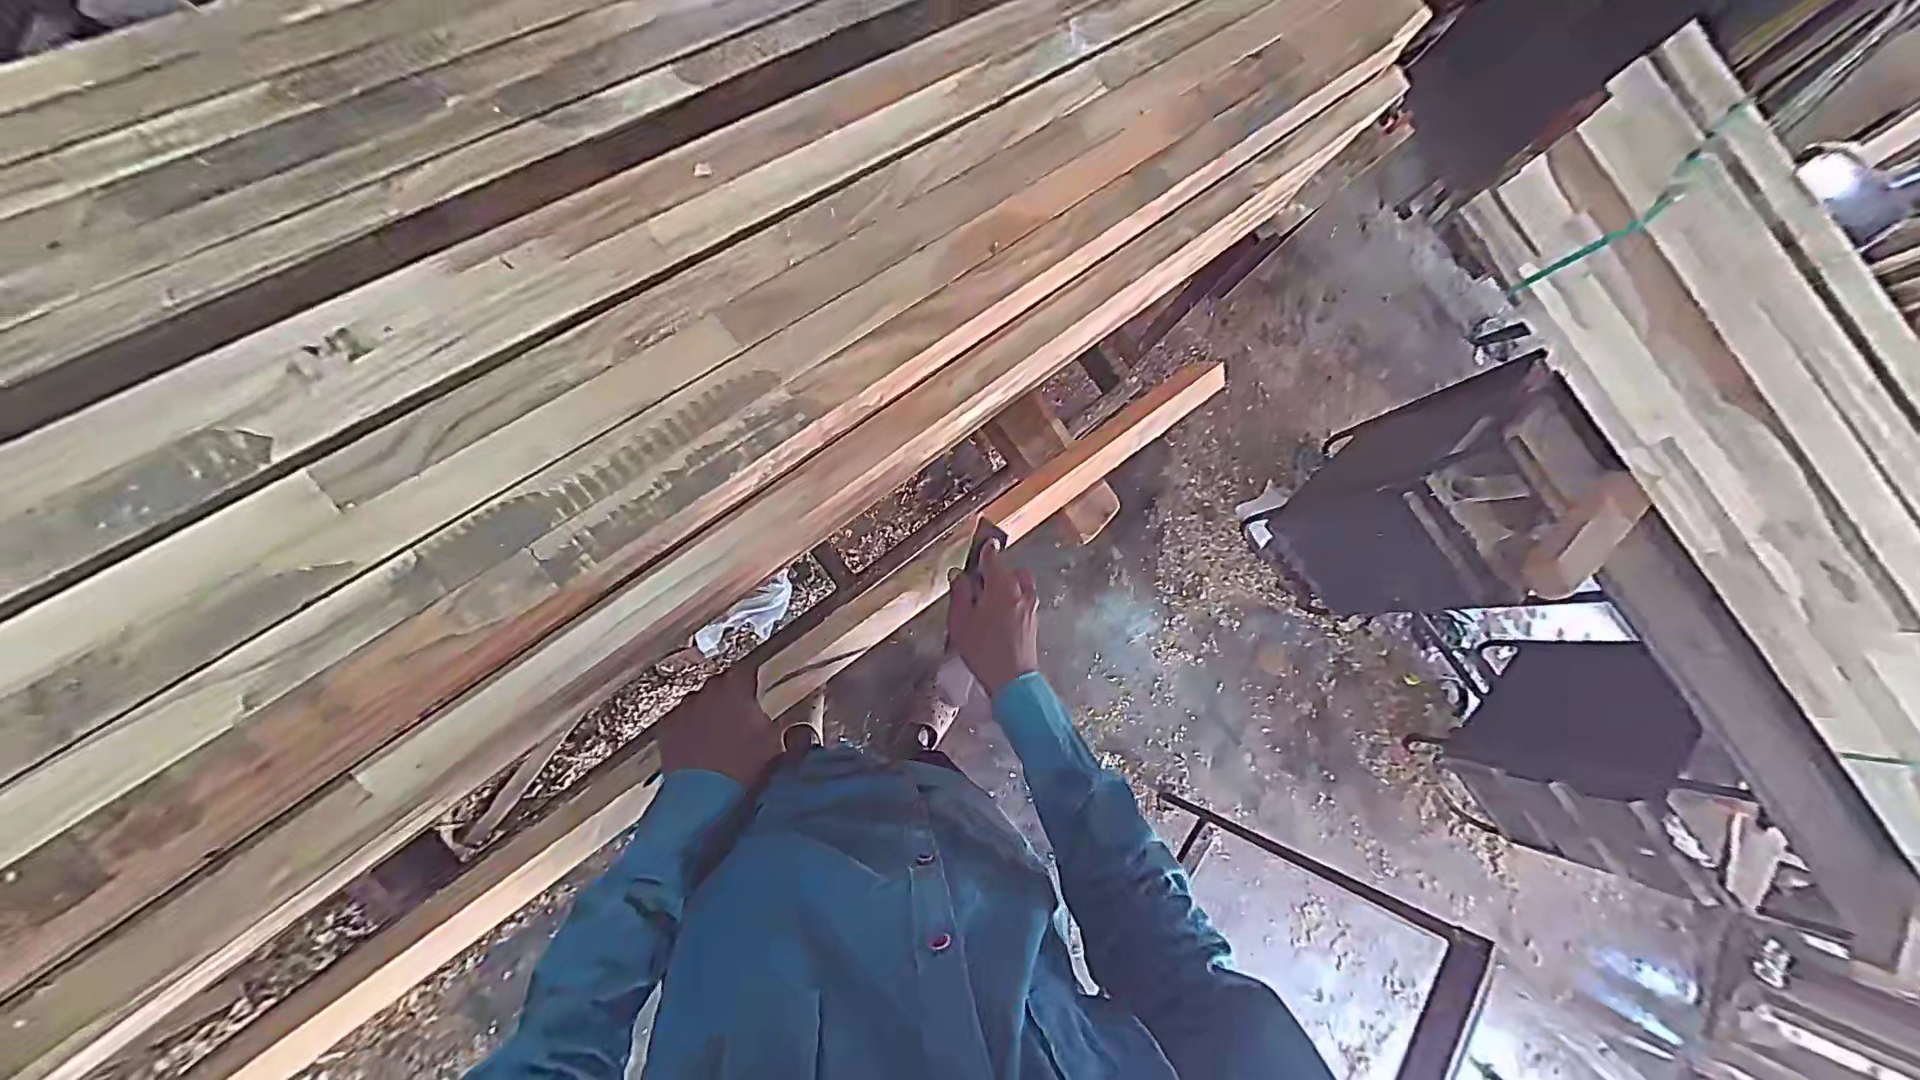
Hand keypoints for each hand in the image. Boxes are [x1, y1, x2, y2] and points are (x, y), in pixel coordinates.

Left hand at [657, 665, 780, 786]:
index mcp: (736, 688)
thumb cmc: (741, 768)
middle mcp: (708, 692)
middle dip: (732, 695)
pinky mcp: (667, 728)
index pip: (747, 669)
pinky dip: (689, 726)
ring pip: (701, 700)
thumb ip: (790, 731)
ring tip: (720, 733)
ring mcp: (685, 709)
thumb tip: (799, 731)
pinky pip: (681, 718)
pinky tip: (698, 743)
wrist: (702, 798)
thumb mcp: (776, 746)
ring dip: (710, 710)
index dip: (754, 676)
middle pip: (722, 683)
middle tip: (743, 715)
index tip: (758, 684)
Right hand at [945, 536, 1038, 693]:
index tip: (982, 544)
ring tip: (987, 600)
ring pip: (1019, 585)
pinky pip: (1023, 600)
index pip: (993, 558)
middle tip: (978, 581)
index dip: (985, 550)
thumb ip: (960, 593)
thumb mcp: (960, 620)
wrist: (1012, 681)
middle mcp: (1021, 592)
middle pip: (1010, 570)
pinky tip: (997, 616)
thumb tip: (958, 575)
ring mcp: (1031, 607)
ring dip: (1006, 586)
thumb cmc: (983, 650)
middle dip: (996, 571)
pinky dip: (1012, 600)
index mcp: (1003, 586)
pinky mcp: (1033, 621)